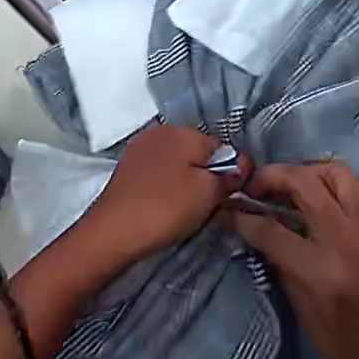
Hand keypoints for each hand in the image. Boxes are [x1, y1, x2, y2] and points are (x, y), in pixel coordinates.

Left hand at [72, 125, 246, 267]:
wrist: (116, 228)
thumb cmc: (167, 208)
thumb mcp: (208, 193)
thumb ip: (229, 175)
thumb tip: (242, 163)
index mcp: (184, 131)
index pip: (222, 146)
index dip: (232, 172)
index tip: (232, 197)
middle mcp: (162, 130)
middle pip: (198, 151)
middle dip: (208, 174)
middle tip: (210, 205)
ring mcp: (143, 144)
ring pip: (178, 159)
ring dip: (187, 179)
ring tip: (187, 208)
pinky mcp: (129, 163)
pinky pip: (160, 167)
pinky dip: (167, 182)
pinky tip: (165, 203)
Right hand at [231, 164, 358, 358]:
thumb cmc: (353, 347)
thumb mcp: (307, 314)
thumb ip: (280, 265)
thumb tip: (255, 230)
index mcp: (322, 270)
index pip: (271, 229)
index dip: (243, 218)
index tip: (229, 210)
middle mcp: (345, 239)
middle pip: (301, 183)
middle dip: (269, 177)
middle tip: (253, 187)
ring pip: (332, 173)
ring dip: (303, 171)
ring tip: (286, 185)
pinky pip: (351, 185)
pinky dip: (327, 179)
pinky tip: (313, 193)